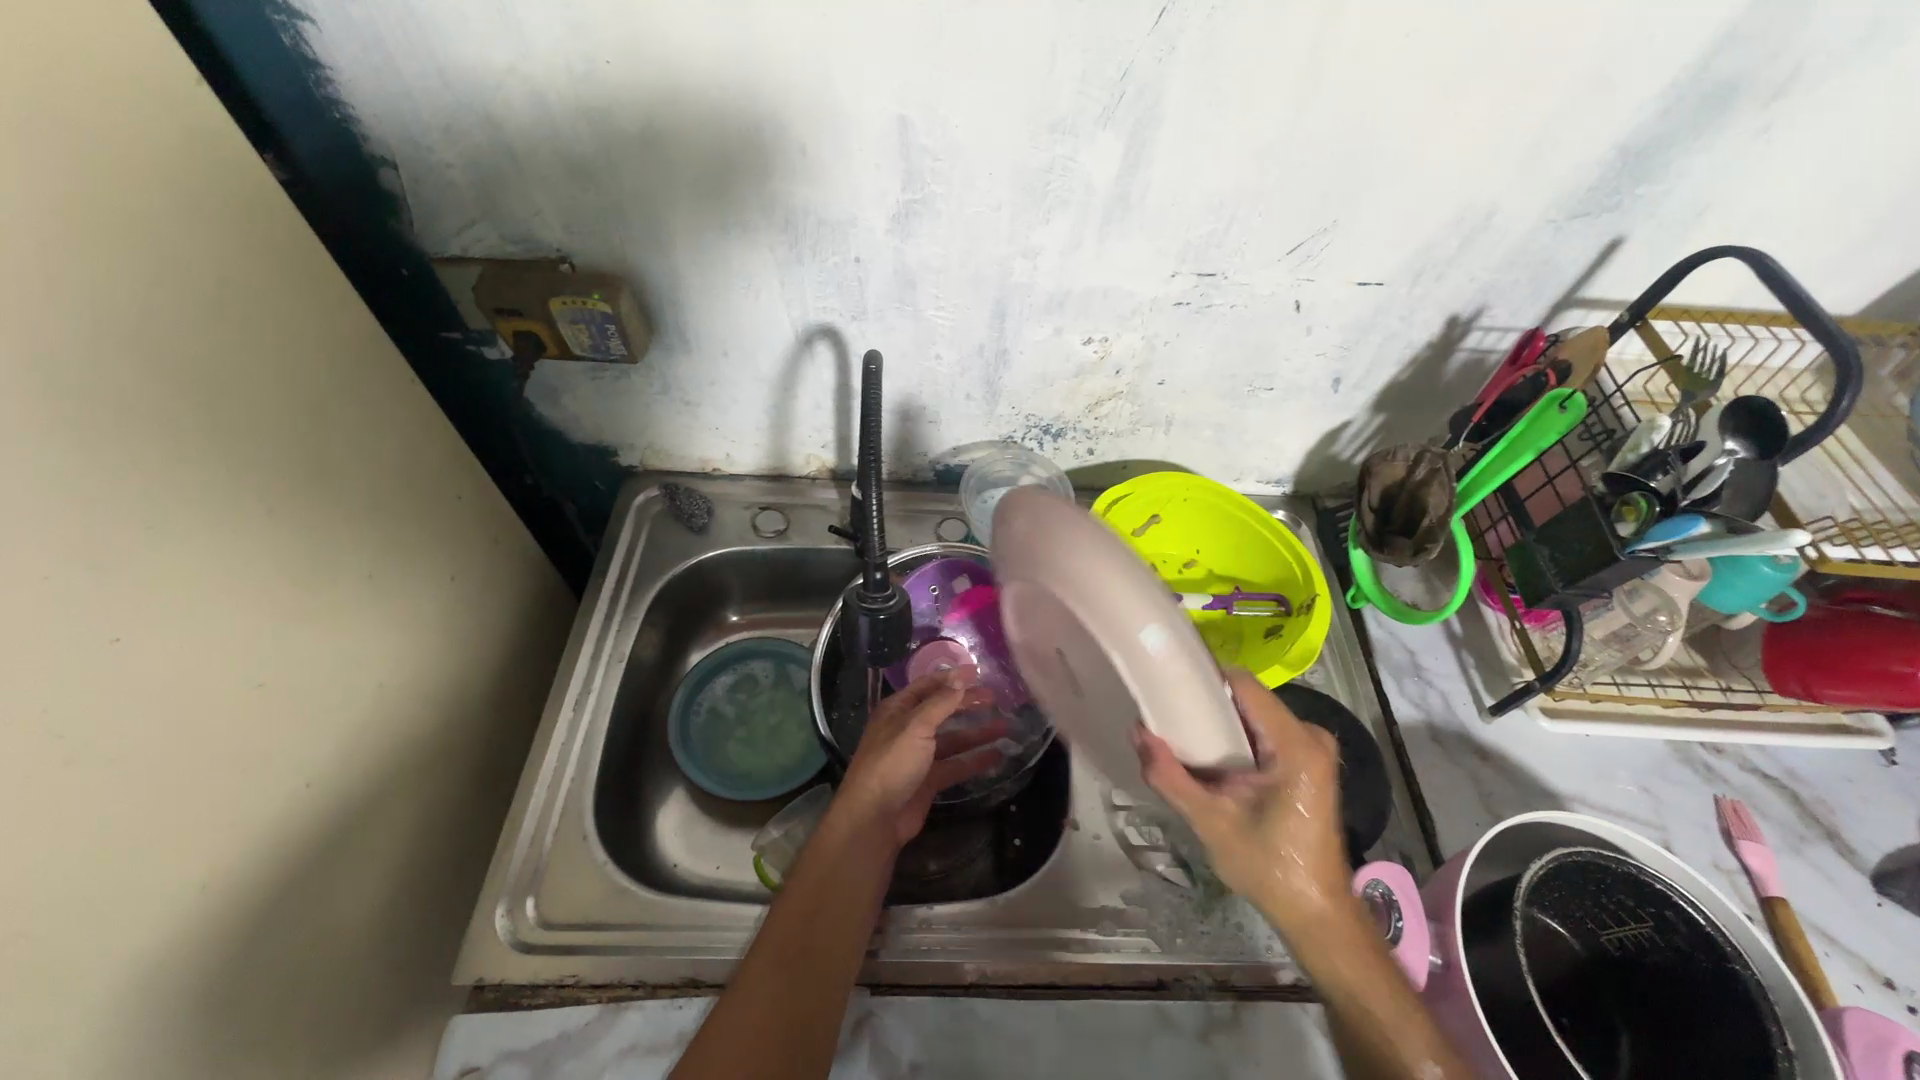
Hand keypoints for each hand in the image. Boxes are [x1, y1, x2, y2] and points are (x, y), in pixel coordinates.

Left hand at [835, 669, 1008, 847]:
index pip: (927, 686)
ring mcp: (918, 756)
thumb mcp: (915, 726)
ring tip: (1005, 726)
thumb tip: (960, 678)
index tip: (978, 673)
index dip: (951, 678)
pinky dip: (975, 761)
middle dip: (967, 704)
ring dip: (976, 733)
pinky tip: (997, 756)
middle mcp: (907, 730)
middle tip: (996, 698)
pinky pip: (955, 766)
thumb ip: (940, 703)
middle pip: (941, 711)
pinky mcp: (928, 781)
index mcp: (897, 710)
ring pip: (952, 740)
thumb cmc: (891, 763)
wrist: (874, 817)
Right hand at [1132, 669, 1348, 929]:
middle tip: (1165, 715)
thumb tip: (1137, 733)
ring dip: (1218, 725)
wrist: (1315, 911)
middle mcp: (1310, 736)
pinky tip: (1207, 758)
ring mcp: (1312, 749)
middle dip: (1205, 705)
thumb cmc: (1268, 866)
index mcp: (1296, 744)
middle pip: (1248, 699)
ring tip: (1179, 736)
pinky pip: (1264, 734)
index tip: (1166, 684)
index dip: (1204, 679)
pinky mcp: (1308, 764)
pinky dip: (1235, 741)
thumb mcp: (1210, 821)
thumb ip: (1170, 776)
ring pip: (1254, 717)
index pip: (1243, 685)